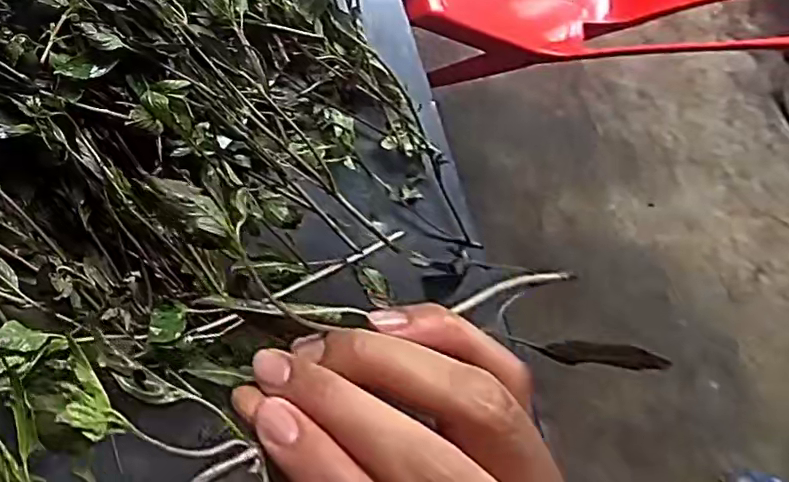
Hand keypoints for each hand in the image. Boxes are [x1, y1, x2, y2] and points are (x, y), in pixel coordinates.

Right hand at [231, 304, 564, 481]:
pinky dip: (440, 330)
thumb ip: (313, 464)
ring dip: (377, 357)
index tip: (265, 410)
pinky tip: (382, 321)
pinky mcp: (524, 425)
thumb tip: (261, 406)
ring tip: (315, 349)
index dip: (320, 454)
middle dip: (337, 399)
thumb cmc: (375, 480)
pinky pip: (503, 367)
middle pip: (432, 455)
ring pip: (476, 397)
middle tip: (276, 370)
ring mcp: (527, 468)